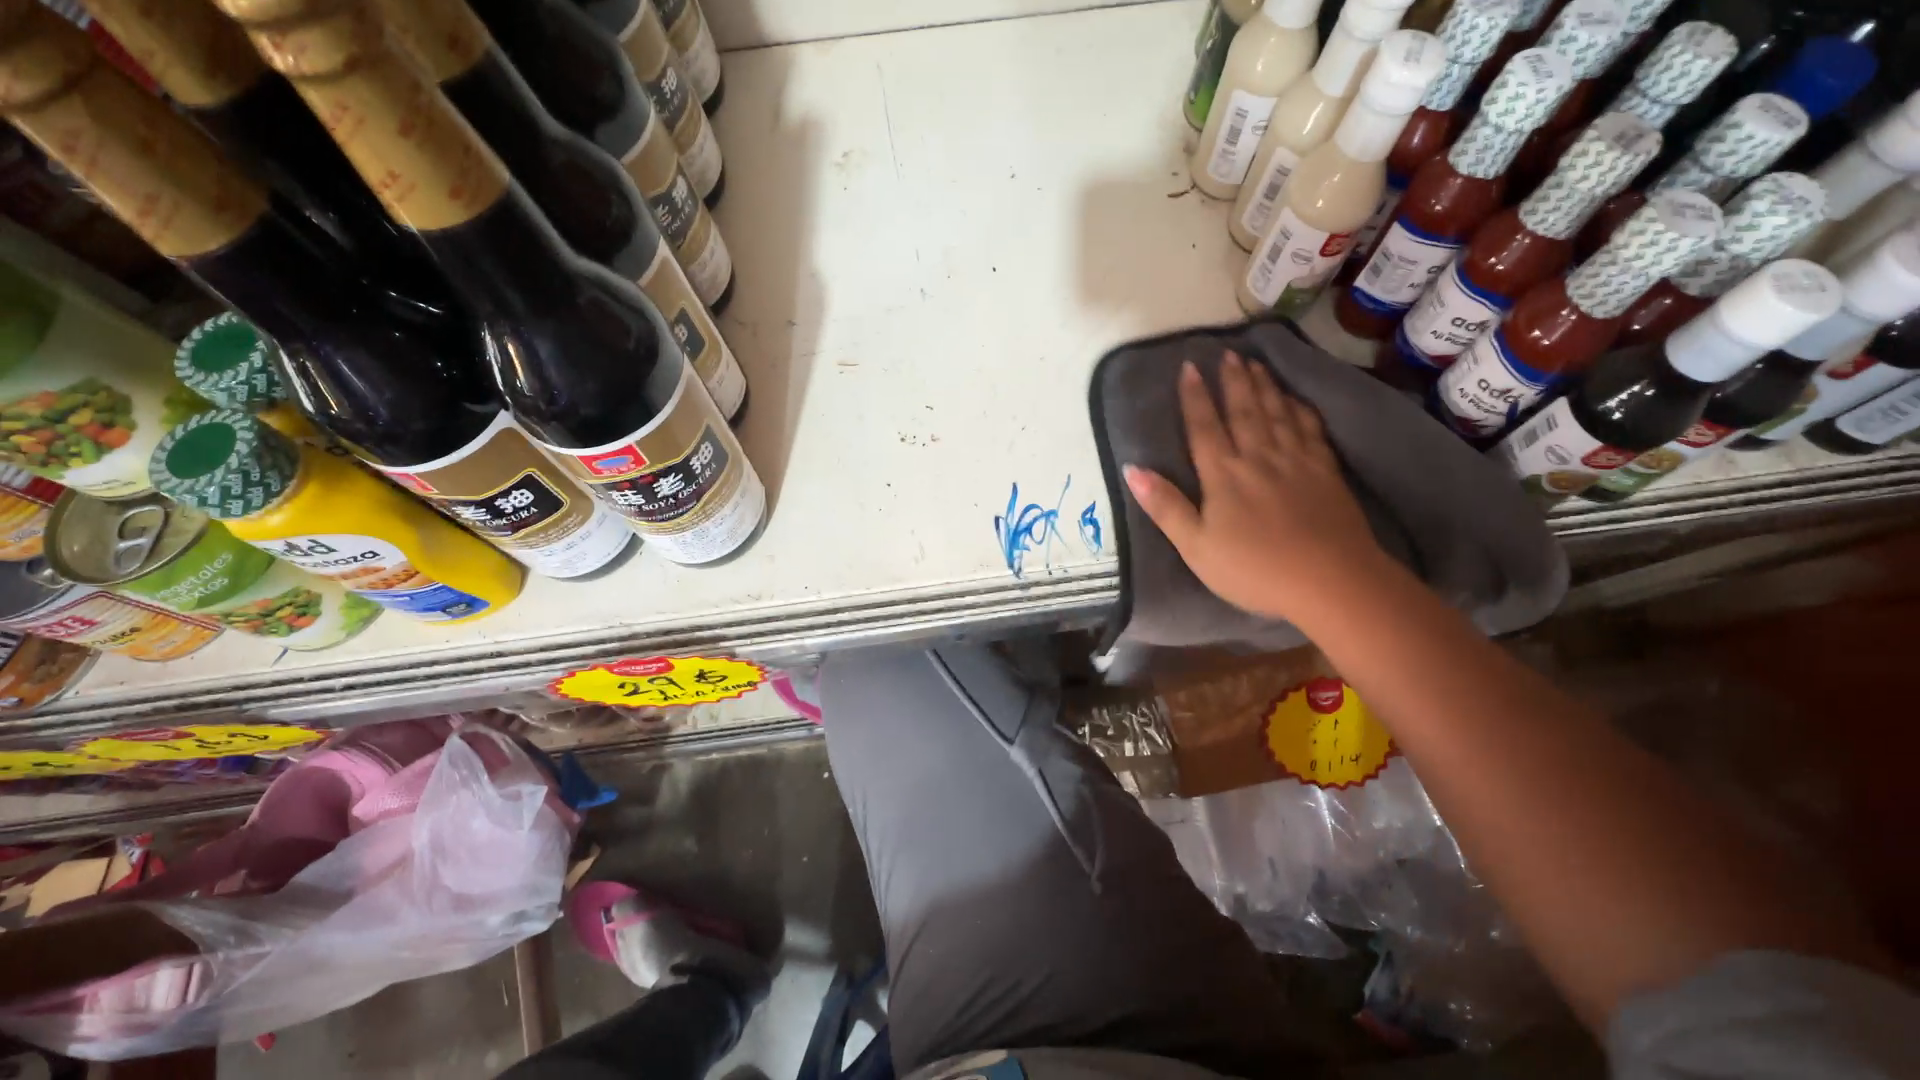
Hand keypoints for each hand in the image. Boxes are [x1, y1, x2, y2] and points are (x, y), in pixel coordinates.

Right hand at [1123, 352, 1387, 623]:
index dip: (1195, 397)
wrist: (1330, 580)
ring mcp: (1296, 462)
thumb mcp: (1196, 547)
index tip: (1190, 367)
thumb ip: (1166, 507)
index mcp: (1223, 476)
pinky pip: (1310, 430)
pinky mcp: (1326, 472)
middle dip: (1233, 381)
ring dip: (1265, 387)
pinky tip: (1296, 400)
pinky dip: (1300, 410)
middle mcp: (1258, 458)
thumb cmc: (1254, 570)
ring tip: (1256, 364)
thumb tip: (1131, 469)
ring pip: (1277, 414)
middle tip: (1228, 353)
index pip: (1204, 428)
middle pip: (1243, 412)